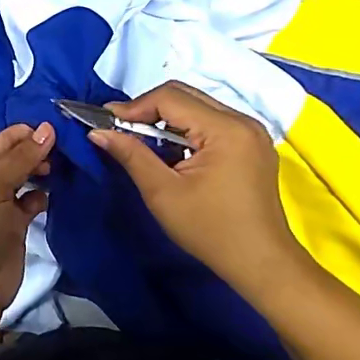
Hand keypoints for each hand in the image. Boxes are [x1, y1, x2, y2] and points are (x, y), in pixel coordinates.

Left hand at [0, 122, 55, 359]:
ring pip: (29, 176)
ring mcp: (3, 201)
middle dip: (41, 150)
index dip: (31, 132)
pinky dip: (45, 193)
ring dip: (45, 170)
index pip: (5, 139)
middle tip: (71, 150)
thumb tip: (49, 128)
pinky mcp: (18, 222)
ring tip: (69, 166)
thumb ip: (21, 158)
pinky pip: (35, 199)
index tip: (63, 129)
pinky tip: (59, 191)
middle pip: (19, 155)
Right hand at [91, 82, 305, 295]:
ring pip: (197, 105)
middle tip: (120, 128)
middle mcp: (242, 121)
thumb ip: (131, 155)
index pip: (170, 97)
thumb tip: (98, 131)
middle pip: (184, 95)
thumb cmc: (211, 230)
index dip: (134, 107)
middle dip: (148, 108)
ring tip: (141, 139)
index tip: (106, 122)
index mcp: (226, 130)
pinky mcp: (251, 144)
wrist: (261, 264)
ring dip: (166, 118)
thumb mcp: (163, 193)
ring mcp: (251, 132)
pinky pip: (211, 120)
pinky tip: (170, 149)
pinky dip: (185, 128)